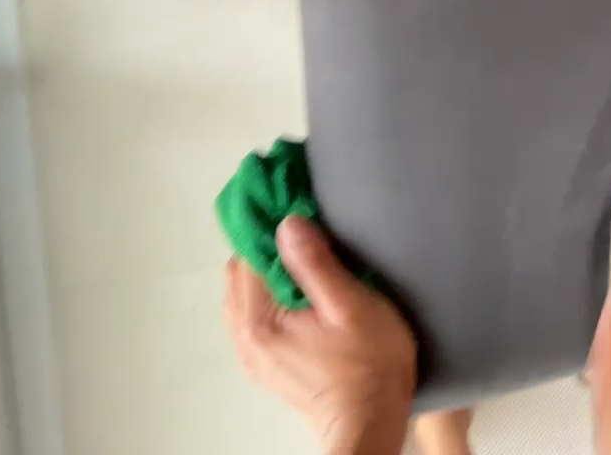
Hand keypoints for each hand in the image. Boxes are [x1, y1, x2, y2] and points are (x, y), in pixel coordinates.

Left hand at [224, 217, 417, 454]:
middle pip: (240, 271)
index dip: (266, 219)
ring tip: (301, 240)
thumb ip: (317, 264)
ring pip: (244, 291)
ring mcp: (255, 353)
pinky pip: (253, 310)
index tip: (288, 190)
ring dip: (265, 261)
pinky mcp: (269, 361)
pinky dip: (267, 285)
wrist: (370, 420)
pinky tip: (297, 278)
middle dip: (264, 237)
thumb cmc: (369, 362)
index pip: (248, 255)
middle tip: (299, 211)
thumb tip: (289, 223)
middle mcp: (248, 338)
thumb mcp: (351, 305)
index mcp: (262, 321)